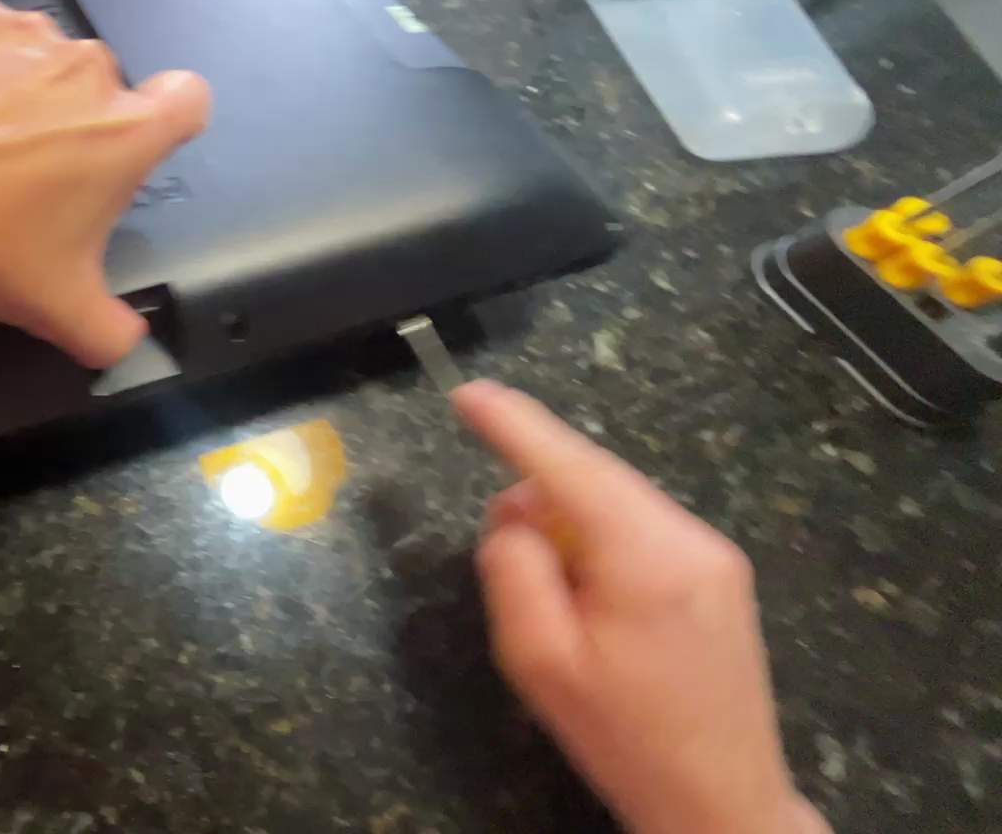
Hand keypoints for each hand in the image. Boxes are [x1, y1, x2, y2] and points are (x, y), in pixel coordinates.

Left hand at [0, 0, 210, 367]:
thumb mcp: (59, 309)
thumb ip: (113, 333)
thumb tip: (127, 339)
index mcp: (126, 133)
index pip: (188, 100)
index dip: (168, 121)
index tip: (131, 145)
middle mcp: (88, 70)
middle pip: (105, 91)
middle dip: (80, 126)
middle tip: (30, 178)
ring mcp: (28, 36)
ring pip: (48, 62)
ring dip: (28, 94)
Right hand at [452, 380, 829, 833]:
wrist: (719, 803)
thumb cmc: (617, 731)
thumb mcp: (535, 655)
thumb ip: (510, 566)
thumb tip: (516, 519)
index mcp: (647, 559)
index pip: (567, 466)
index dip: (512, 423)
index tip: (466, 391)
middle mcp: (690, 540)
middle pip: (588, 476)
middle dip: (533, 496)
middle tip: (508, 555)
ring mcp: (711, 554)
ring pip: (606, 497)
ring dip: (561, 523)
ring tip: (555, 596)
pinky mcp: (713, 572)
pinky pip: (628, 521)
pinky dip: (588, 535)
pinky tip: (585, 591)